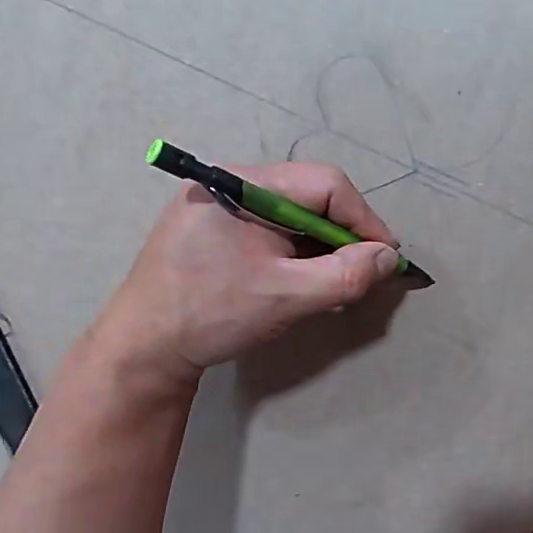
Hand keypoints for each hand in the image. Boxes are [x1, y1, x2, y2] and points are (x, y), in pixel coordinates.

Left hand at [91, 162, 402, 384]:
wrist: (143, 350)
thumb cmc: (211, 315)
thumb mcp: (287, 296)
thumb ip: (345, 274)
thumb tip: (389, 257)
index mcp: (241, 183)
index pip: (324, 184)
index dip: (363, 219)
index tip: (387, 257)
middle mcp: (229, 183)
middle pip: (309, 195)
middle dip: (343, 234)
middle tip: (364, 272)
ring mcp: (218, 205)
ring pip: (292, 214)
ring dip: (321, 245)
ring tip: (335, 281)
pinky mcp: (214, 230)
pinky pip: (270, 229)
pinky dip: (296, 252)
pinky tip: (303, 279)